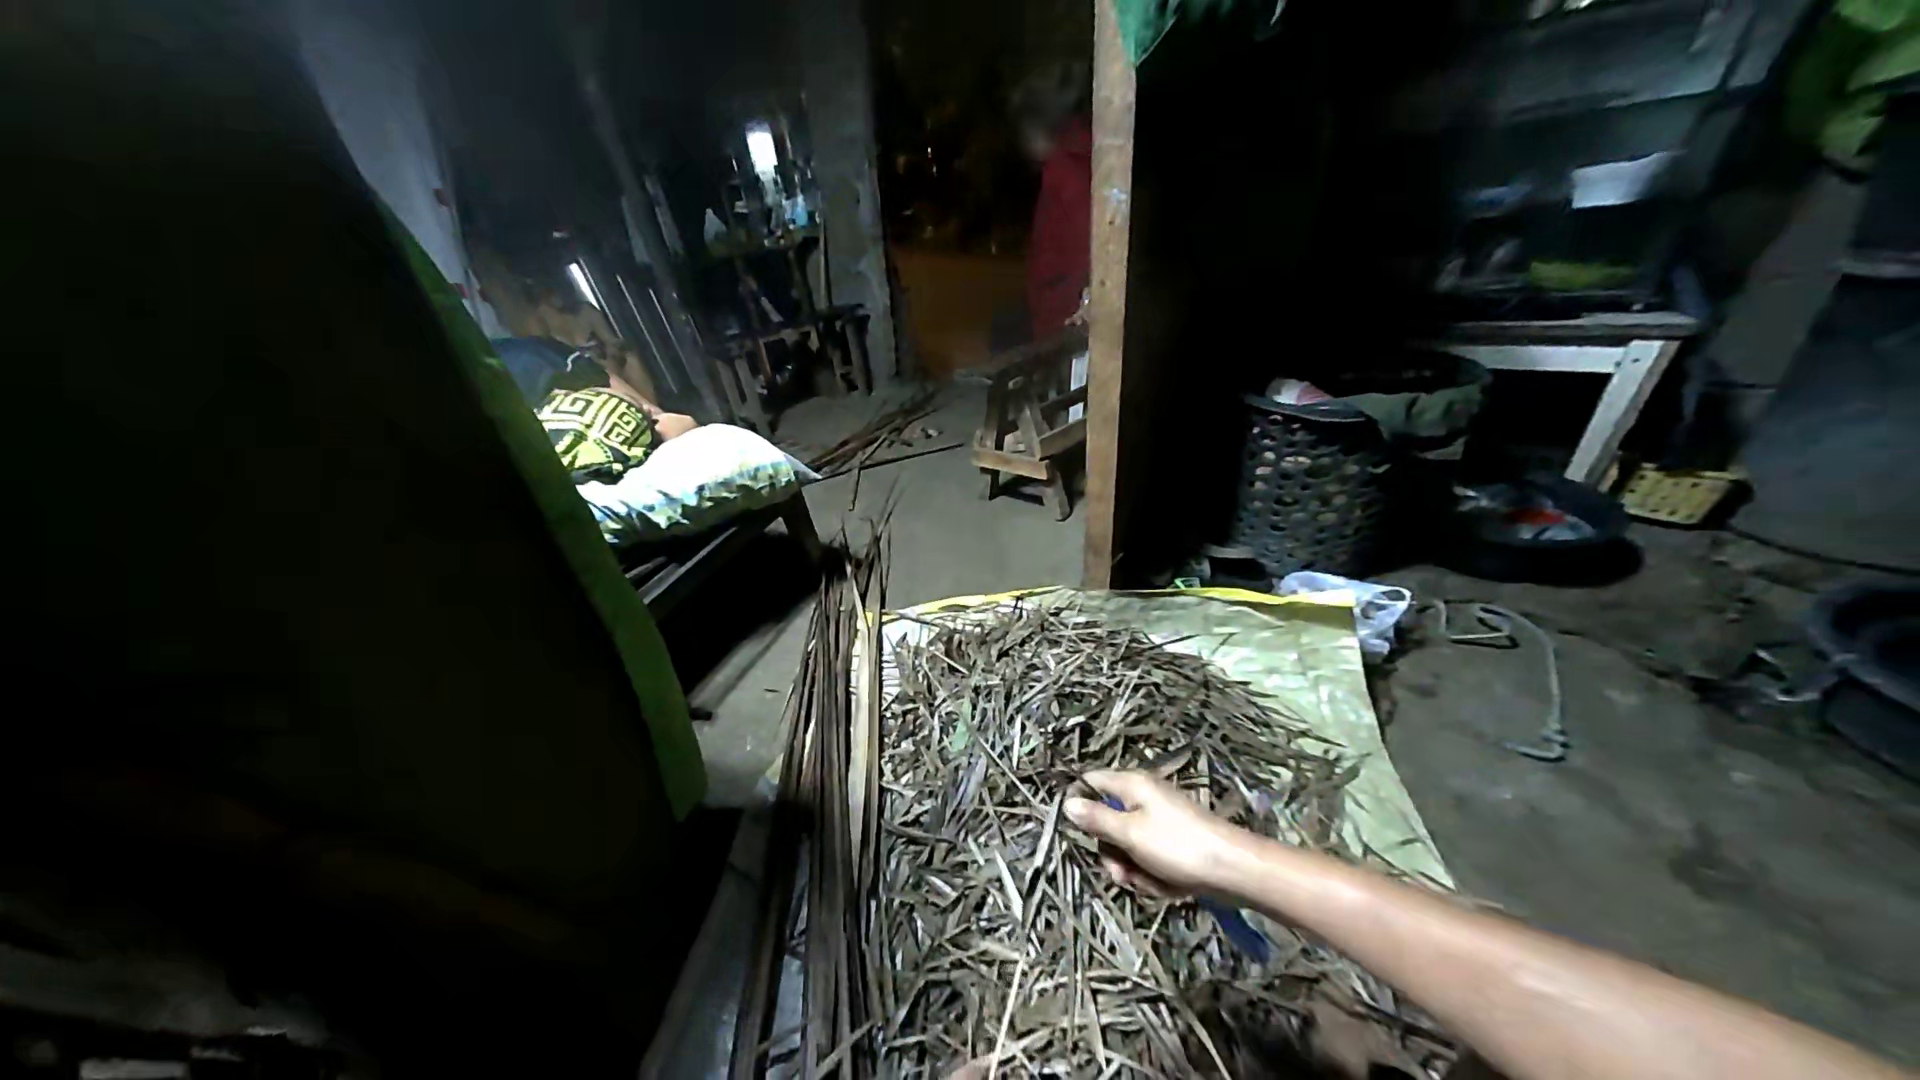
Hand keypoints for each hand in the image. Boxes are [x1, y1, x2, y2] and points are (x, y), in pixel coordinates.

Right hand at [1064, 770, 1246, 897]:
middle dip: (1111, 852)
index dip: (1079, 801)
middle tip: (1121, 871)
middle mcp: (1143, 798)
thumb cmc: (1178, 846)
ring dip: (1132, 869)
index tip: (1075, 829)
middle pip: (1108, 821)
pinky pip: (1149, 859)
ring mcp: (1160, 822)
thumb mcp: (1130, 834)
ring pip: (1127, 846)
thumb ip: (1096, 819)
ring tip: (1148, 882)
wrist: (1234, 871)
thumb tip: (1067, 803)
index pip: (1092, 781)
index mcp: (1132, 785)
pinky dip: (1153, 875)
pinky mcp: (1173, 845)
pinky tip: (1166, 886)